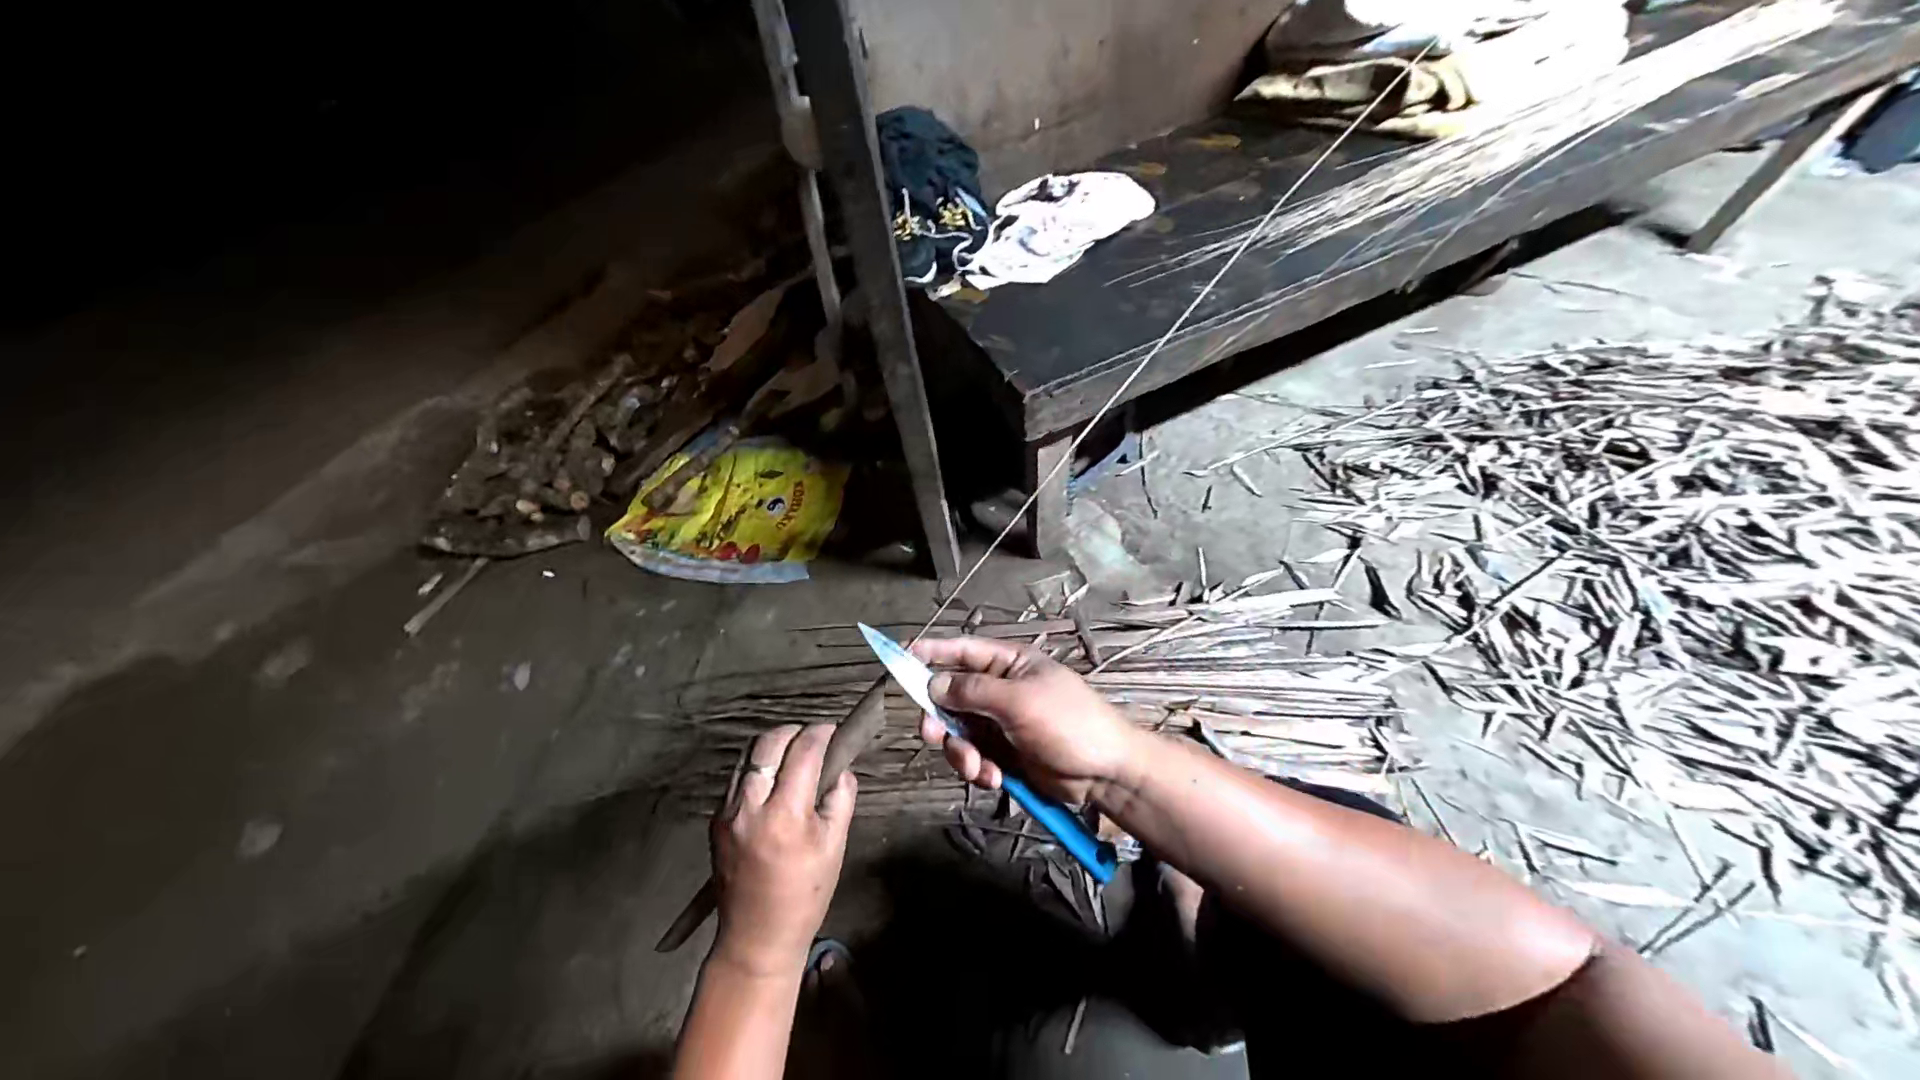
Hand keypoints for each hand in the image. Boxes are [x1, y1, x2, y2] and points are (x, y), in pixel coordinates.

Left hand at [710, 724, 855, 975]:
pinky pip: (737, 778)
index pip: (803, 752)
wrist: (757, 937)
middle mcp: (751, 806)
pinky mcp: (716, 821)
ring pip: (747, 756)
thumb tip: (842, 769)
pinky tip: (773, 779)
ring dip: (772, 745)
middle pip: (768, 743)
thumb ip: (841, 799)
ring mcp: (728, 813)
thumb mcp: (835, 845)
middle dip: (793, 731)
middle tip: (812, 737)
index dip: (820, 733)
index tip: (832, 730)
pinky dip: (757, 767)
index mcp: (786, 814)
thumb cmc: (805, 894)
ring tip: (792, 752)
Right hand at [909, 637, 1142, 804]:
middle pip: (950, 697)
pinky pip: (974, 756)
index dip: (931, 652)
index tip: (900, 656)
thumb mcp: (1019, 701)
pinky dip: (978, 769)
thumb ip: (973, 691)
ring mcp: (1000, 723)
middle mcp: (999, 689)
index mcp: (1008, 664)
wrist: (1104, 773)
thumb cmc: (1068, 722)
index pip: (962, 650)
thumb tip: (934, 683)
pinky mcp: (1003, 753)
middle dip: (940, 719)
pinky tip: (996, 779)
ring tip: (980, 768)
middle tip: (934, 736)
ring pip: (958, 732)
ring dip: (962, 752)